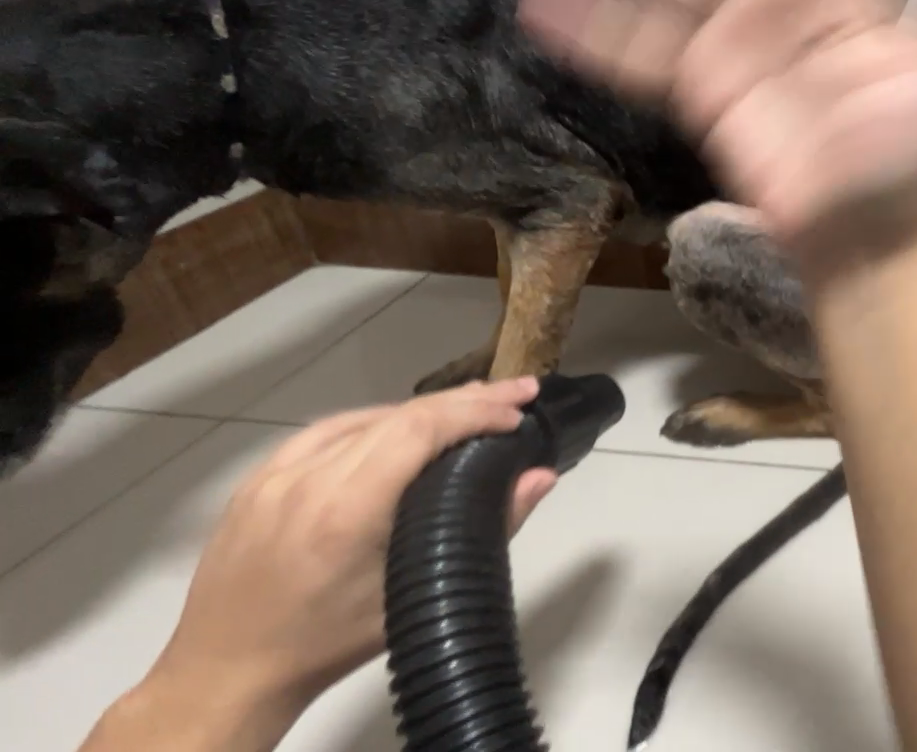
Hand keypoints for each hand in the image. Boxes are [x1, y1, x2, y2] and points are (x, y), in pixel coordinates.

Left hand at [152, 380, 556, 708]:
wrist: (224, 675)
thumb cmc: (330, 642)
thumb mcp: (419, 592)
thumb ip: (489, 529)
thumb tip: (541, 476)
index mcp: (345, 509)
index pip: (421, 428)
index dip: (476, 411)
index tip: (519, 413)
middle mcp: (306, 479)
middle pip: (401, 415)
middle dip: (468, 398)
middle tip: (520, 392)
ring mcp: (275, 475)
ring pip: (368, 417)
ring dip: (428, 407)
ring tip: (474, 402)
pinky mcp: (257, 480)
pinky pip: (329, 432)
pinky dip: (380, 421)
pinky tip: (404, 425)